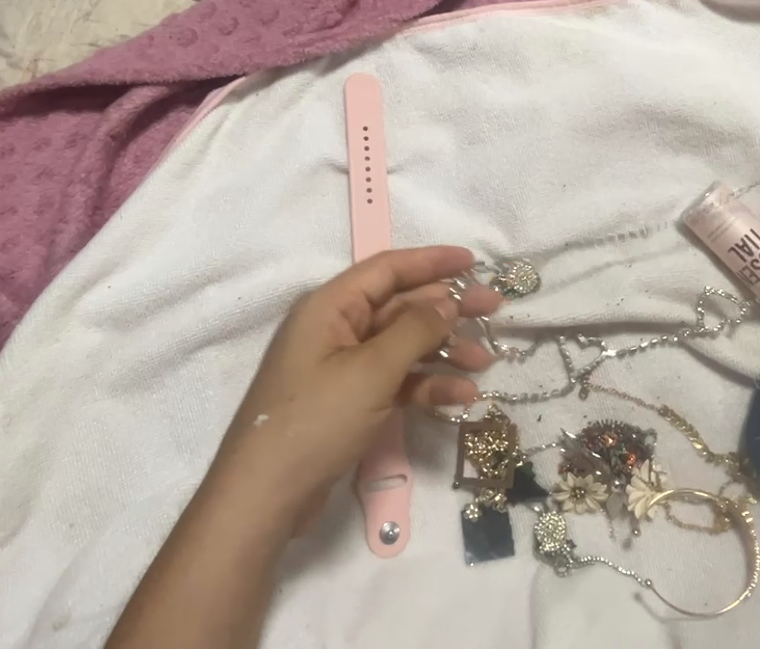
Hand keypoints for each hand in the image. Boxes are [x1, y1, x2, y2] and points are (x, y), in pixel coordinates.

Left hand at [205, 246, 504, 528]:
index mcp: (330, 306)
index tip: (474, 261)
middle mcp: (337, 328)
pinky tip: (462, 396)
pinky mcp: (351, 401)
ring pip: (404, 345)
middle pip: (401, 306)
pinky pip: (397, 380)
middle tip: (495, 309)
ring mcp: (343, 366)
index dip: (432, 261)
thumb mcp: (371, 370)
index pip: (388, 269)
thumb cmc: (315, 419)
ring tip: (486, 361)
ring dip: (444, 350)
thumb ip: (415, 330)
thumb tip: (448, 301)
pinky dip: (427, 384)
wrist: (265, 498)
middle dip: (448, 308)